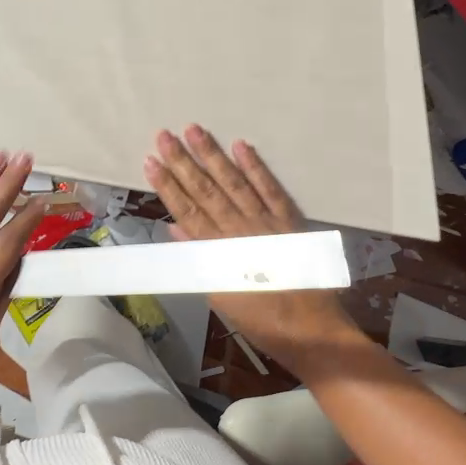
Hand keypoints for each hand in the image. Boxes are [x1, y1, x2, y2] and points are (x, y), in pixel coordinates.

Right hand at [144, 126, 364, 370]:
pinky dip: (256, 167)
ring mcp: (266, 224)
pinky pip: (271, 190)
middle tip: (164, 135)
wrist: (315, 335)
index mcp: (220, 252)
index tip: (150, 162)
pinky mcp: (289, 222)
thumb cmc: (262, 321)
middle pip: (206, 191)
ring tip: (194, 130)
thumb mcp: (222, 296)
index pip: (187, 211)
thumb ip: (198, 260)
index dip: (167, 186)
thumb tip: (175, 228)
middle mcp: (240, 231)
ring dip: (213, 156)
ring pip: (234, 183)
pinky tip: (241, 145)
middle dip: (183, 162)